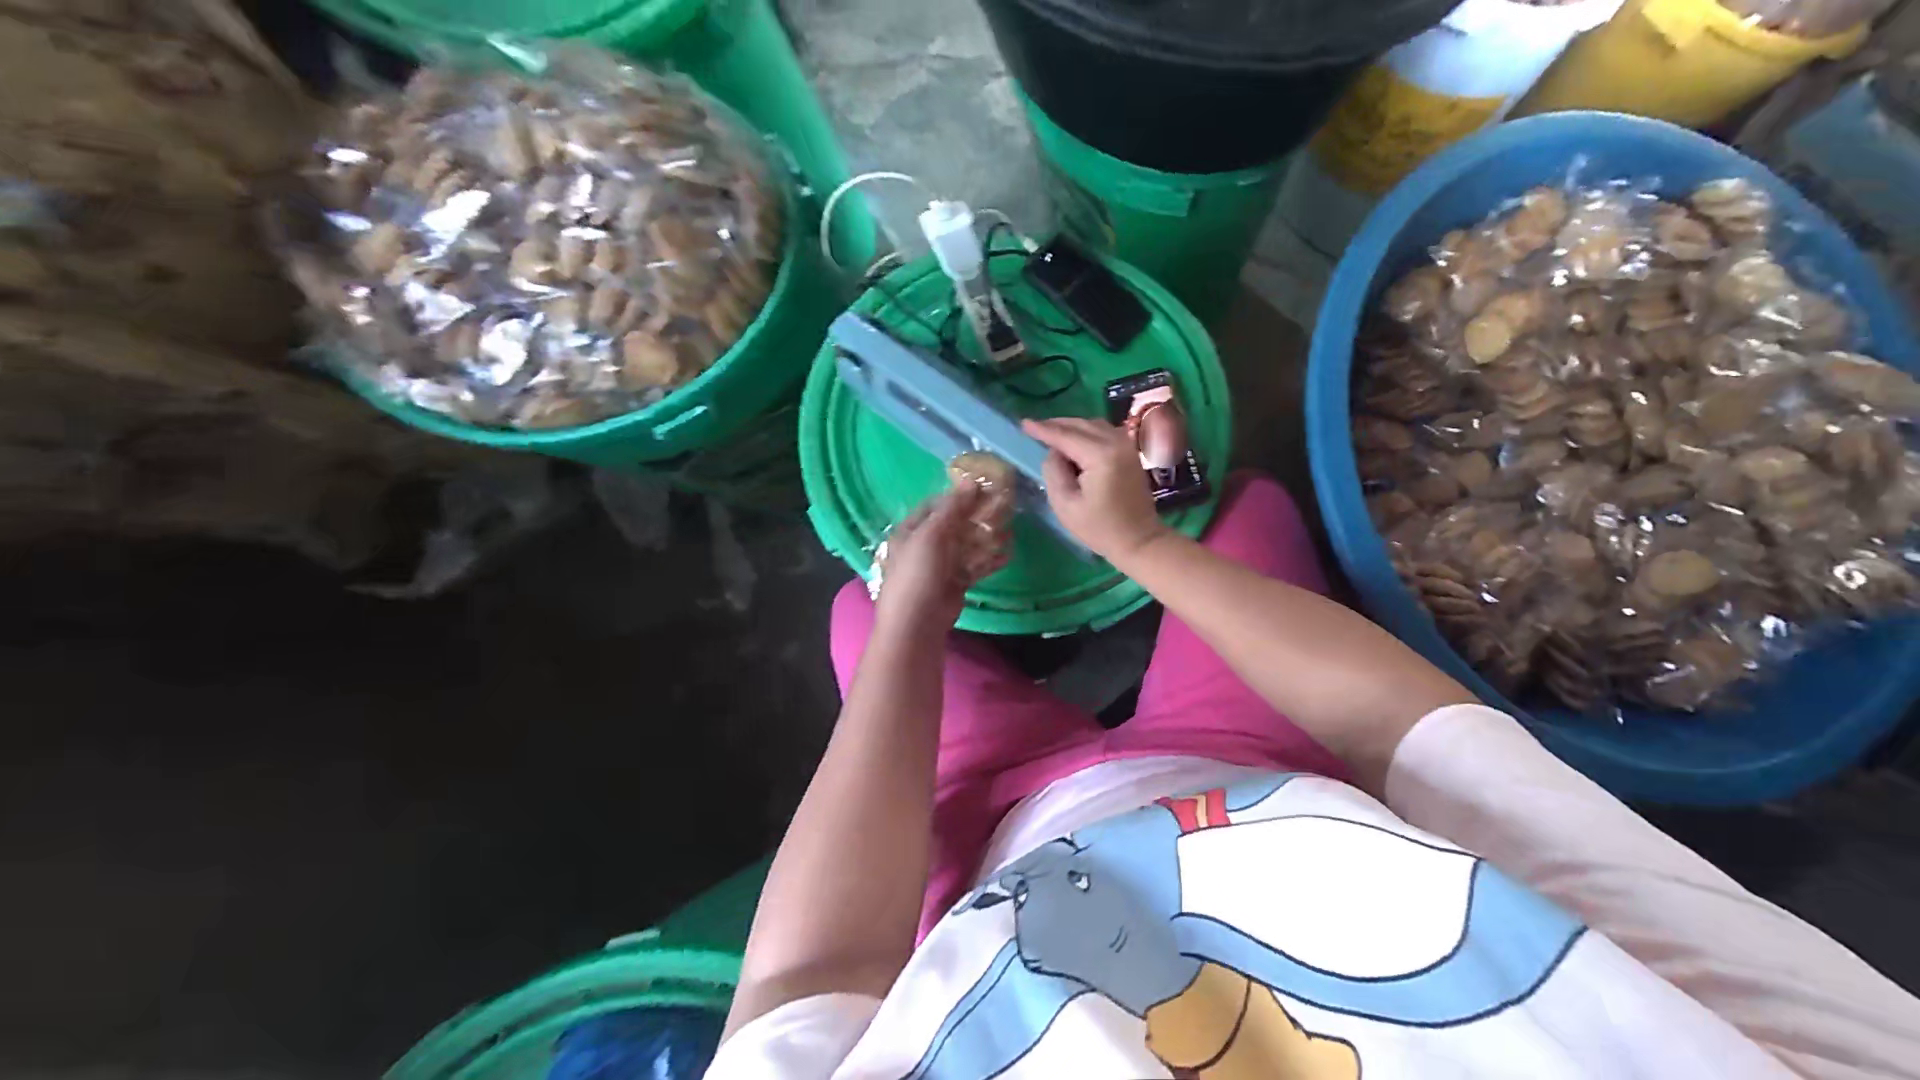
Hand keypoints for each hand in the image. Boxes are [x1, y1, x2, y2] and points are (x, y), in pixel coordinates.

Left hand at [873, 484, 1007, 629]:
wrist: (917, 623)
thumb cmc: (917, 573)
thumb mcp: (931, 535)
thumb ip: (952, 508)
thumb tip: (969, 480)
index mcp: (911, 530)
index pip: (935, 505)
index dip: (958, 495)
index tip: (983, 486)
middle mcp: (925, 545)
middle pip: (954, 524)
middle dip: (977, 515)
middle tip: (1003, 504)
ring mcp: (940, 566)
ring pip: (967, 545)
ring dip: (987, 537)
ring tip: (1010, 527)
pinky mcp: (955, 583)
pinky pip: (974, 567)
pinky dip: (989, 560)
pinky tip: (1008, 554)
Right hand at [1023, 417, 1171, 562]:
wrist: (1139, 539)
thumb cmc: (1099, 528)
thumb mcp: (1065, 504)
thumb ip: (1054, 472)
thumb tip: (1054, 453)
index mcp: (1100, 455)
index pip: (1065, 435)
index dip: (1042, 429)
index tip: (1023, 424)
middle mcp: (1116, 442)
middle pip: (1080, 424)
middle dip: (1055, 424)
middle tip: (1033, 428)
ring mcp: (1126, 445)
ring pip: (1092, 425)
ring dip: (1070, 427)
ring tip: (1050, 434)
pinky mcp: (1129, 451)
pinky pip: (1103, 432)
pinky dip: (1085, 432)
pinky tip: (1072, 442)